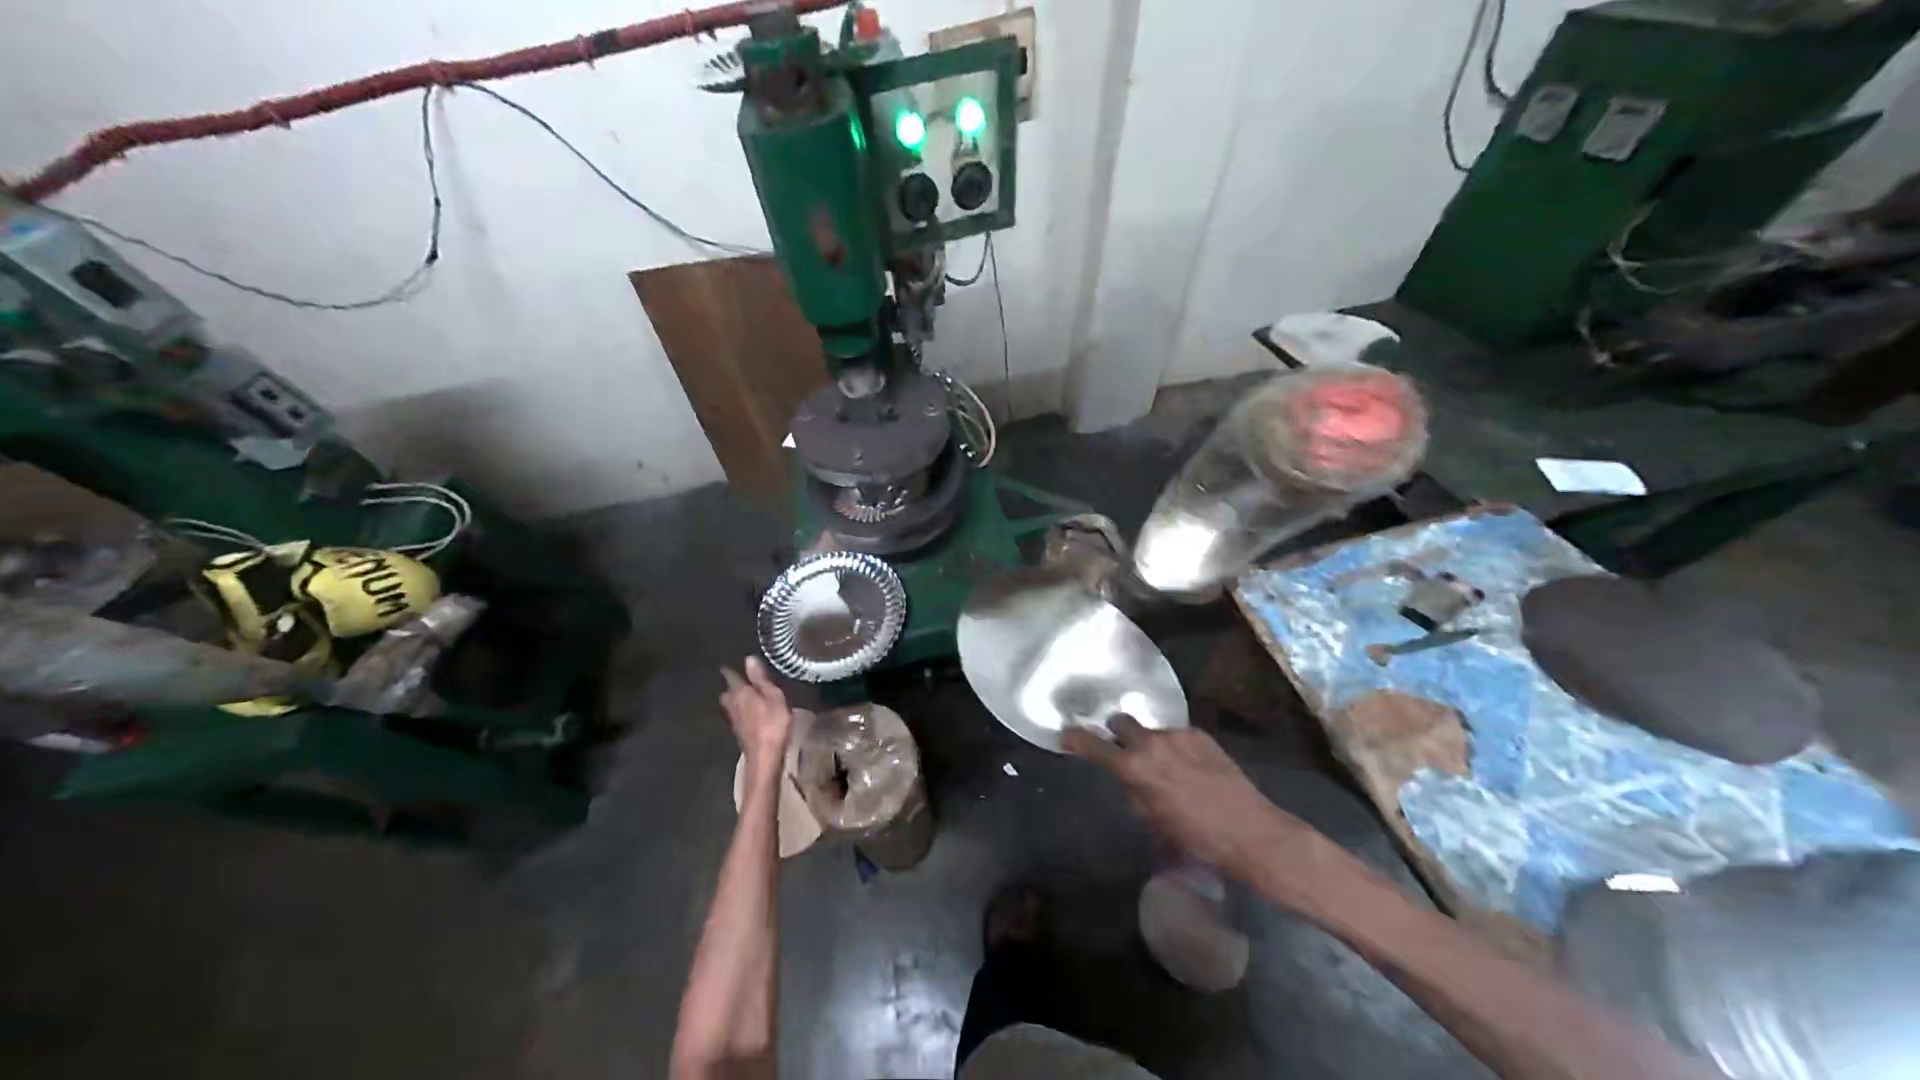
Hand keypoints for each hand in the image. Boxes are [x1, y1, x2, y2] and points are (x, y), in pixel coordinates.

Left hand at [719, 657, 793, 767]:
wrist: (765, 757)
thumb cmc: (773, 723)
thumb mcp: (773, 696)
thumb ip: (760, 679)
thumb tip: (748, 659)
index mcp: (740, 693)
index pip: (731, 677)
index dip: (729, 671)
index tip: (727, 665)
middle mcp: (732, 705)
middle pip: (727, 693)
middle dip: (731, 688)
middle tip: (738, 683)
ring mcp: (734, 721)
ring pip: (731, 706)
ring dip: (736, 701)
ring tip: (746, 697)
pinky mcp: (739, 733)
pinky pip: (737, 717)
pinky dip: (742, 712)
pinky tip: (750, 714)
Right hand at [1063, 717, 1319, 874]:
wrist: (1252, 832)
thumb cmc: (1198, 838)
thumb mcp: (1155, 821)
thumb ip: (1135, 792)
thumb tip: (1129, 779)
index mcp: (1135, 767)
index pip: (1093, 744)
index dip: (1076, 739)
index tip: (1066, 736)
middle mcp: (1152, 743)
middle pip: (1121, 723)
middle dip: (1117, 735)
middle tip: (1125, 753)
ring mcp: (1178, 735)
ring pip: (1152, 731)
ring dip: (1151, 745)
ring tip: (1168, 770)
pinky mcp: (1201, 735)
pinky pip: (1176, 736)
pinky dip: (1175, 748)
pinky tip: (1191, 770)